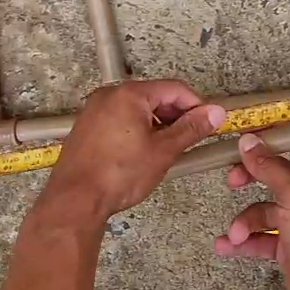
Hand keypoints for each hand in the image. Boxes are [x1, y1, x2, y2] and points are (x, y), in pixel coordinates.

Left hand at [41, 80, 224, 223]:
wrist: (75, 200)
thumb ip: (191, 128)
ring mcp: (95, 110)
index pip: (174, 88)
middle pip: (154, 96)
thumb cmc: (117, 175)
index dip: (195, 105)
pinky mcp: (87, 126)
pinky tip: (142, 152)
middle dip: (176, 115)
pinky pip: (119, 119)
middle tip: (190, 137)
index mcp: (130, 94)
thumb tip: (214, 113)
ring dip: (157, 124)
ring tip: (168, 149)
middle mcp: (109, 95)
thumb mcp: (163, 151)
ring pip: (137, 108)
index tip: (207, 121)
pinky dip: (137, 129)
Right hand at [214, 136, 289, 289]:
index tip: (245, 136)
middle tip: (232, 180)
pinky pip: (260, 236)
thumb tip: (249, 142)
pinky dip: (244, 241)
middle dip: (250, 178)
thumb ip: (271, 168)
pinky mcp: (287, 245)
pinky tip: (227, 246)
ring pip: (263, 209)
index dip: (273, 138)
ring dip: (245, 221)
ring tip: (235, 235)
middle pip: (274, 174)